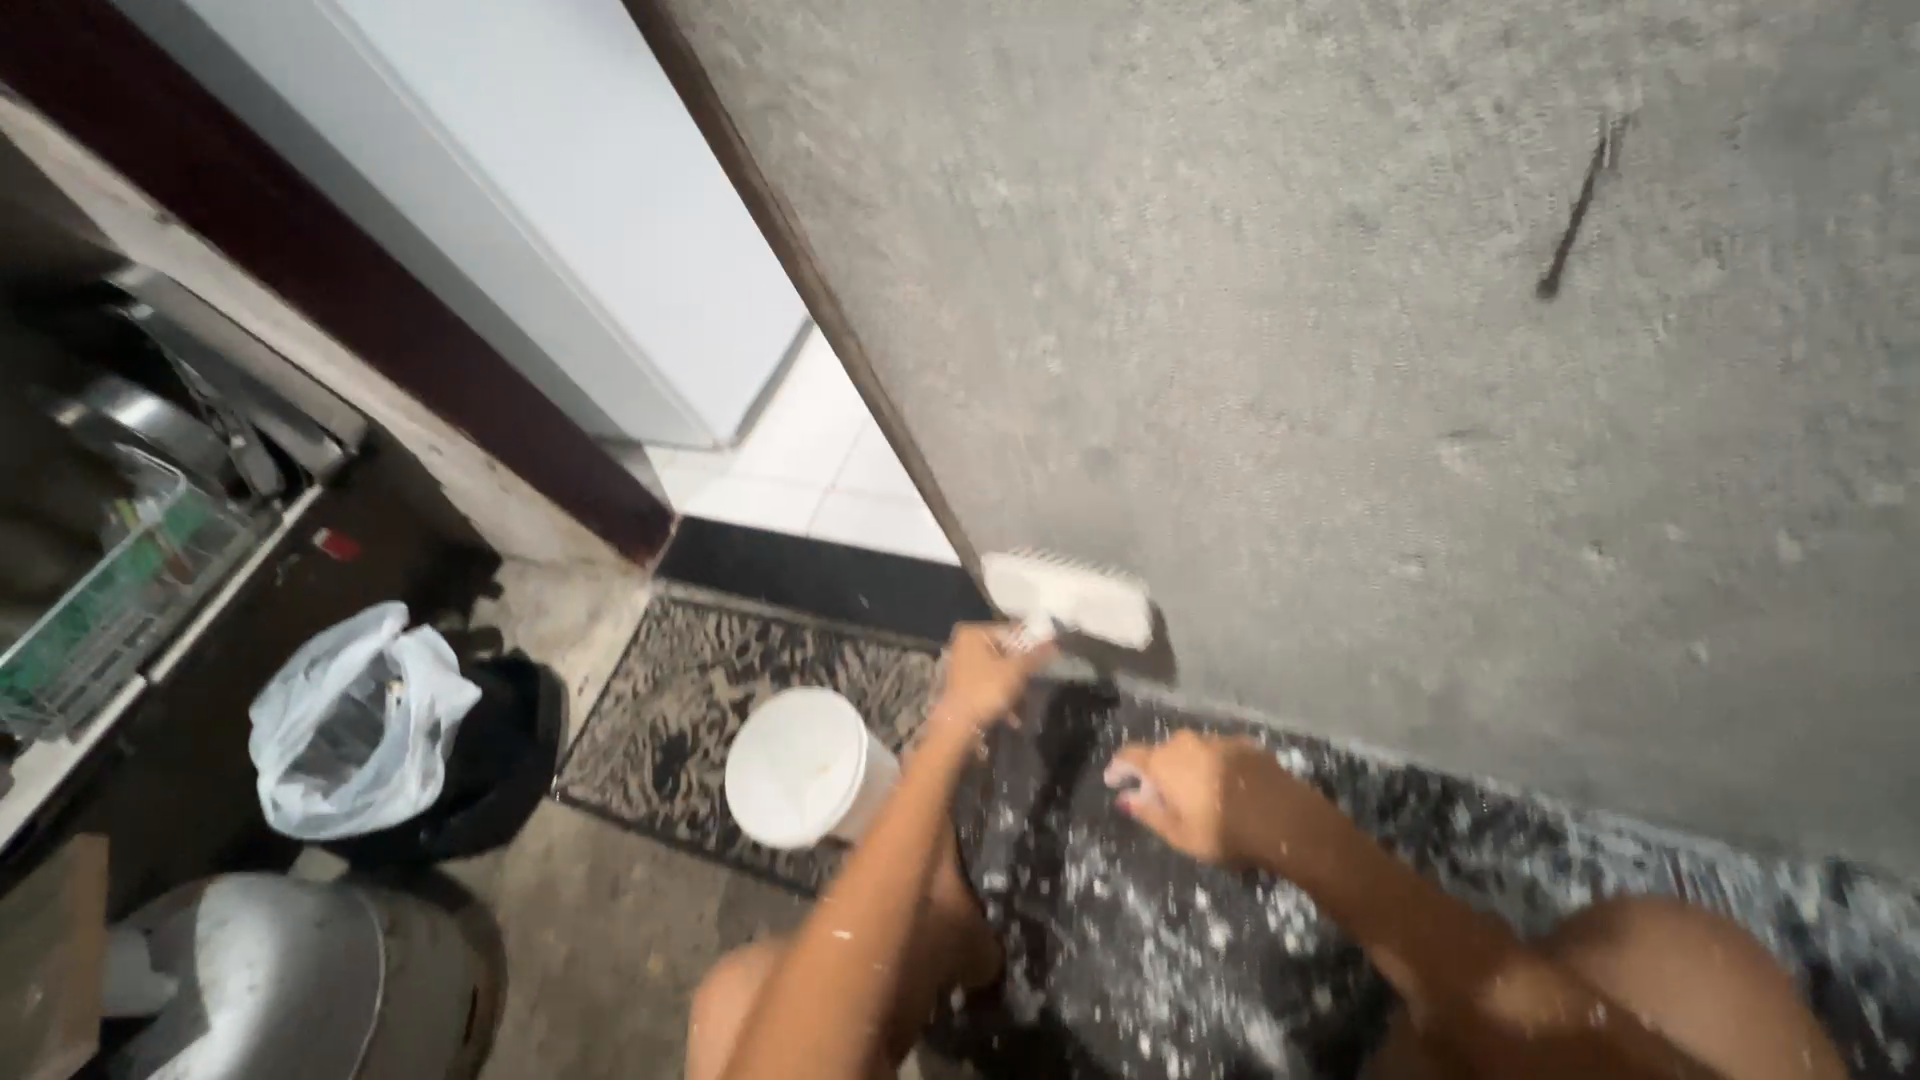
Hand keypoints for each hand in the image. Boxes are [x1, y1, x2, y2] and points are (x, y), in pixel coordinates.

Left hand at [928, 622, 1054, 742]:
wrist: (957, 726)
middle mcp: (965, 644)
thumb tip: (1054, 641)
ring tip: (1024, 702)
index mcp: (973, 633)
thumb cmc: (985, 691)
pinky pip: (990, 685)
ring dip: (1014, 687)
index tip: (1048, 657)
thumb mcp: (1015, 671)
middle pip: (1005, 652)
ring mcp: (962, 665)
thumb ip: (1035, 655)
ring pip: (999, 671)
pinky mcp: (964, 685)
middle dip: (1022, 670)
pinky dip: (1002, 697)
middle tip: (1036, 680)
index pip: (1011, 632)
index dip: (1031, 645)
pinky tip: (1014, 716)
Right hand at [1103, 731, 1317, 865]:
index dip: (1118, 768)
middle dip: (1155, 772)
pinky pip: (1219, 754)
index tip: (1112, 781)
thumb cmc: (1223, 830)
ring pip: (1192, 751)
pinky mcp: (1246, 745)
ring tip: (1195, 792)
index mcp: (1163, 762)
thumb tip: (1125, 799)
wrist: (1285, 818)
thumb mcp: (1178, 833)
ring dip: (1187, 768)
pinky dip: (1215, 767)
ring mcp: (1218, 740)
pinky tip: (1226, 786)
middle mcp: (1186, 742)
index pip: (1129, 756)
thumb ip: (1148, 813)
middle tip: (1158, 795)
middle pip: (1161, 752)